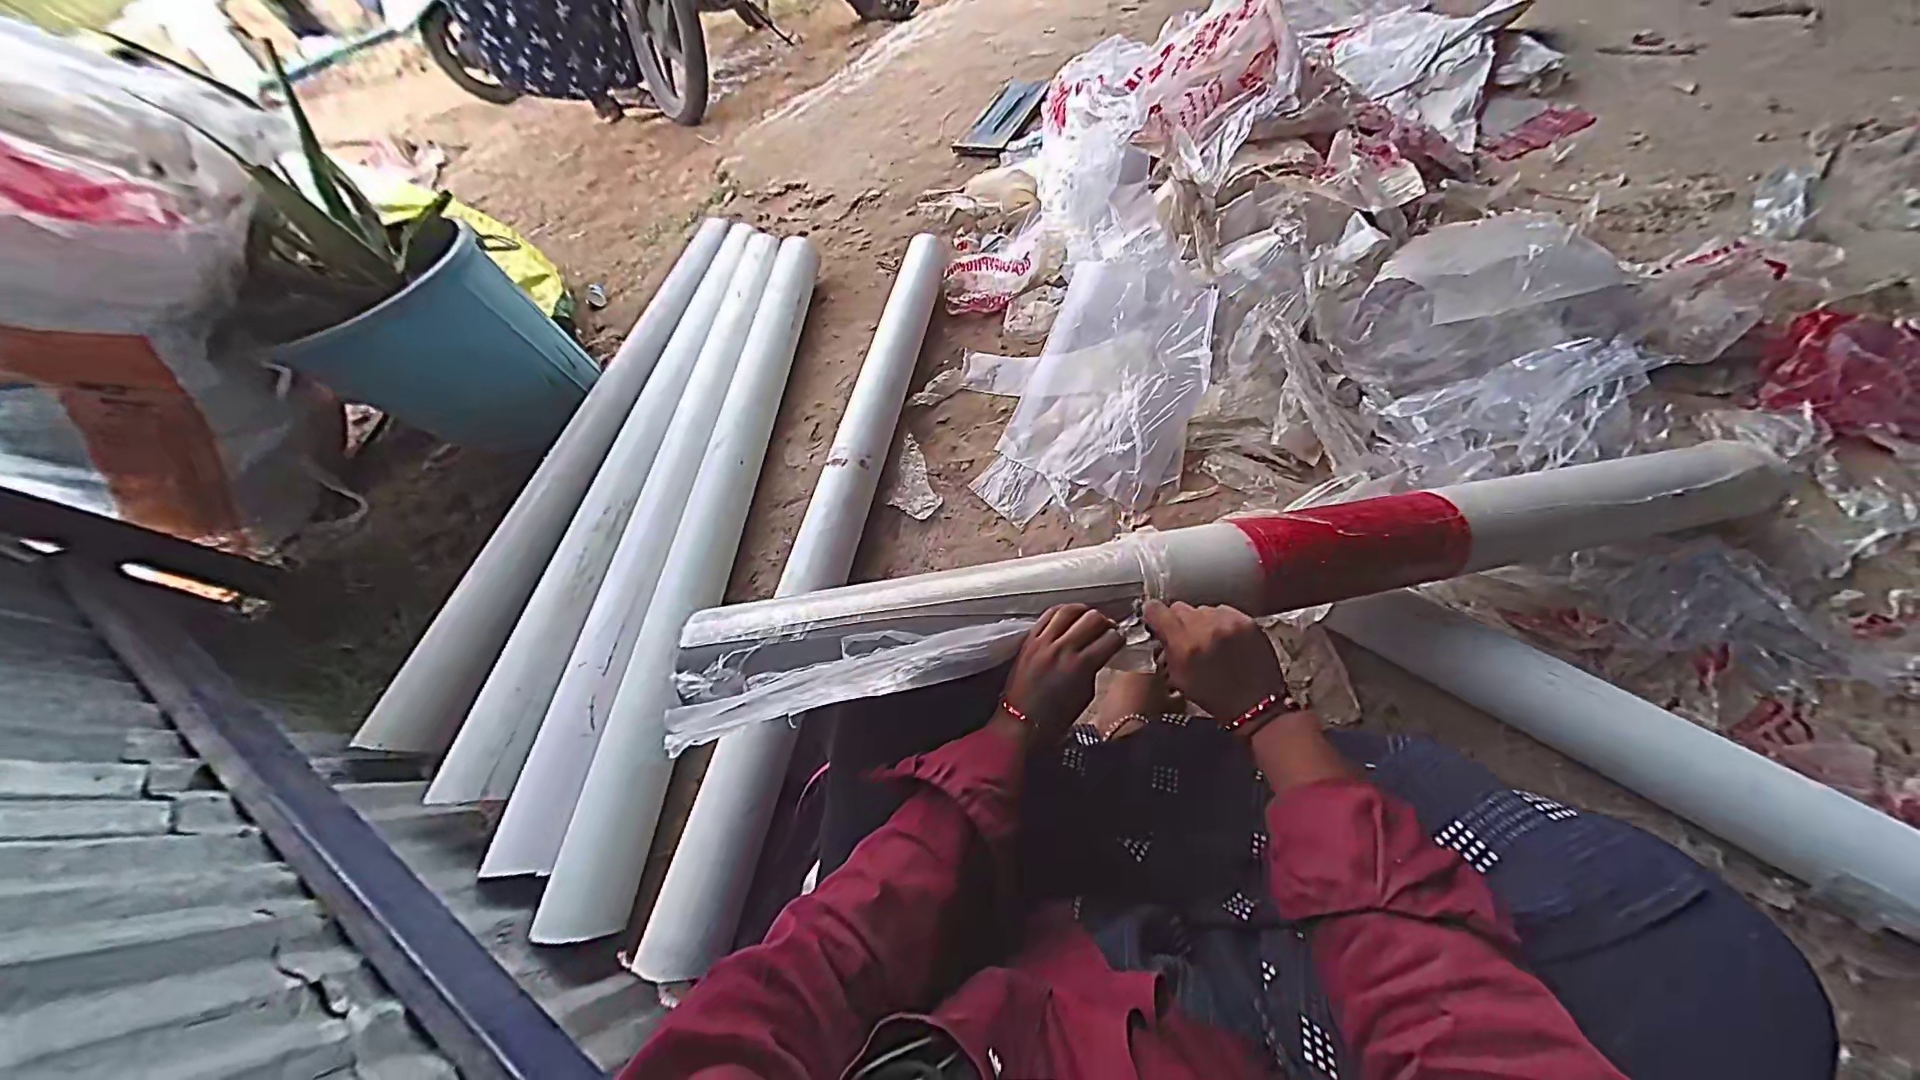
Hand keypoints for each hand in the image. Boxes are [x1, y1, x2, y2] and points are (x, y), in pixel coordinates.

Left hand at [999, 604, 1124, 744]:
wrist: (1022, 722)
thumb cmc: (1057, 716)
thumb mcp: (1086, 693)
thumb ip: (1095, 667)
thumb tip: (1102, 649)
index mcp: (1081, 665)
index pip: (1110, 638)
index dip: (1119, 637)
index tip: (1119, 639)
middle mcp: (1063, 649)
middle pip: (1093, 618)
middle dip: (1105, 622)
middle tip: (1106, 629)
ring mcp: (1043, 642)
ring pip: (1069, 610)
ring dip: (1084, 611)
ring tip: (1088, 618)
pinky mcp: (1029, 639)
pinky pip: (1048, 615)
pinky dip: (1062, 611)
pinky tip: (1068, 615)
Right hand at [1141, 600, 1289, 723]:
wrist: (1256, 704)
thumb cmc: (1216, 696)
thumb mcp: (1179, 678)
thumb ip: (1166, 649)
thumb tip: (1160, 630)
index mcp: (1184, 644)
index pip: (1156, 610)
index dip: (1153, 615)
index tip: (1156, 620)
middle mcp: (1205, 627)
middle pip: (1179, 608)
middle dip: (1179, 621)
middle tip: (1186, 638)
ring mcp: (1227, 622)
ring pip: (1201, 609)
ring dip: (1201, 622)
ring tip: (1209, 641)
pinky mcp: (1245, 621)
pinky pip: (1222, 611)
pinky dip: (1220, 622)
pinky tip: (1224, 639)